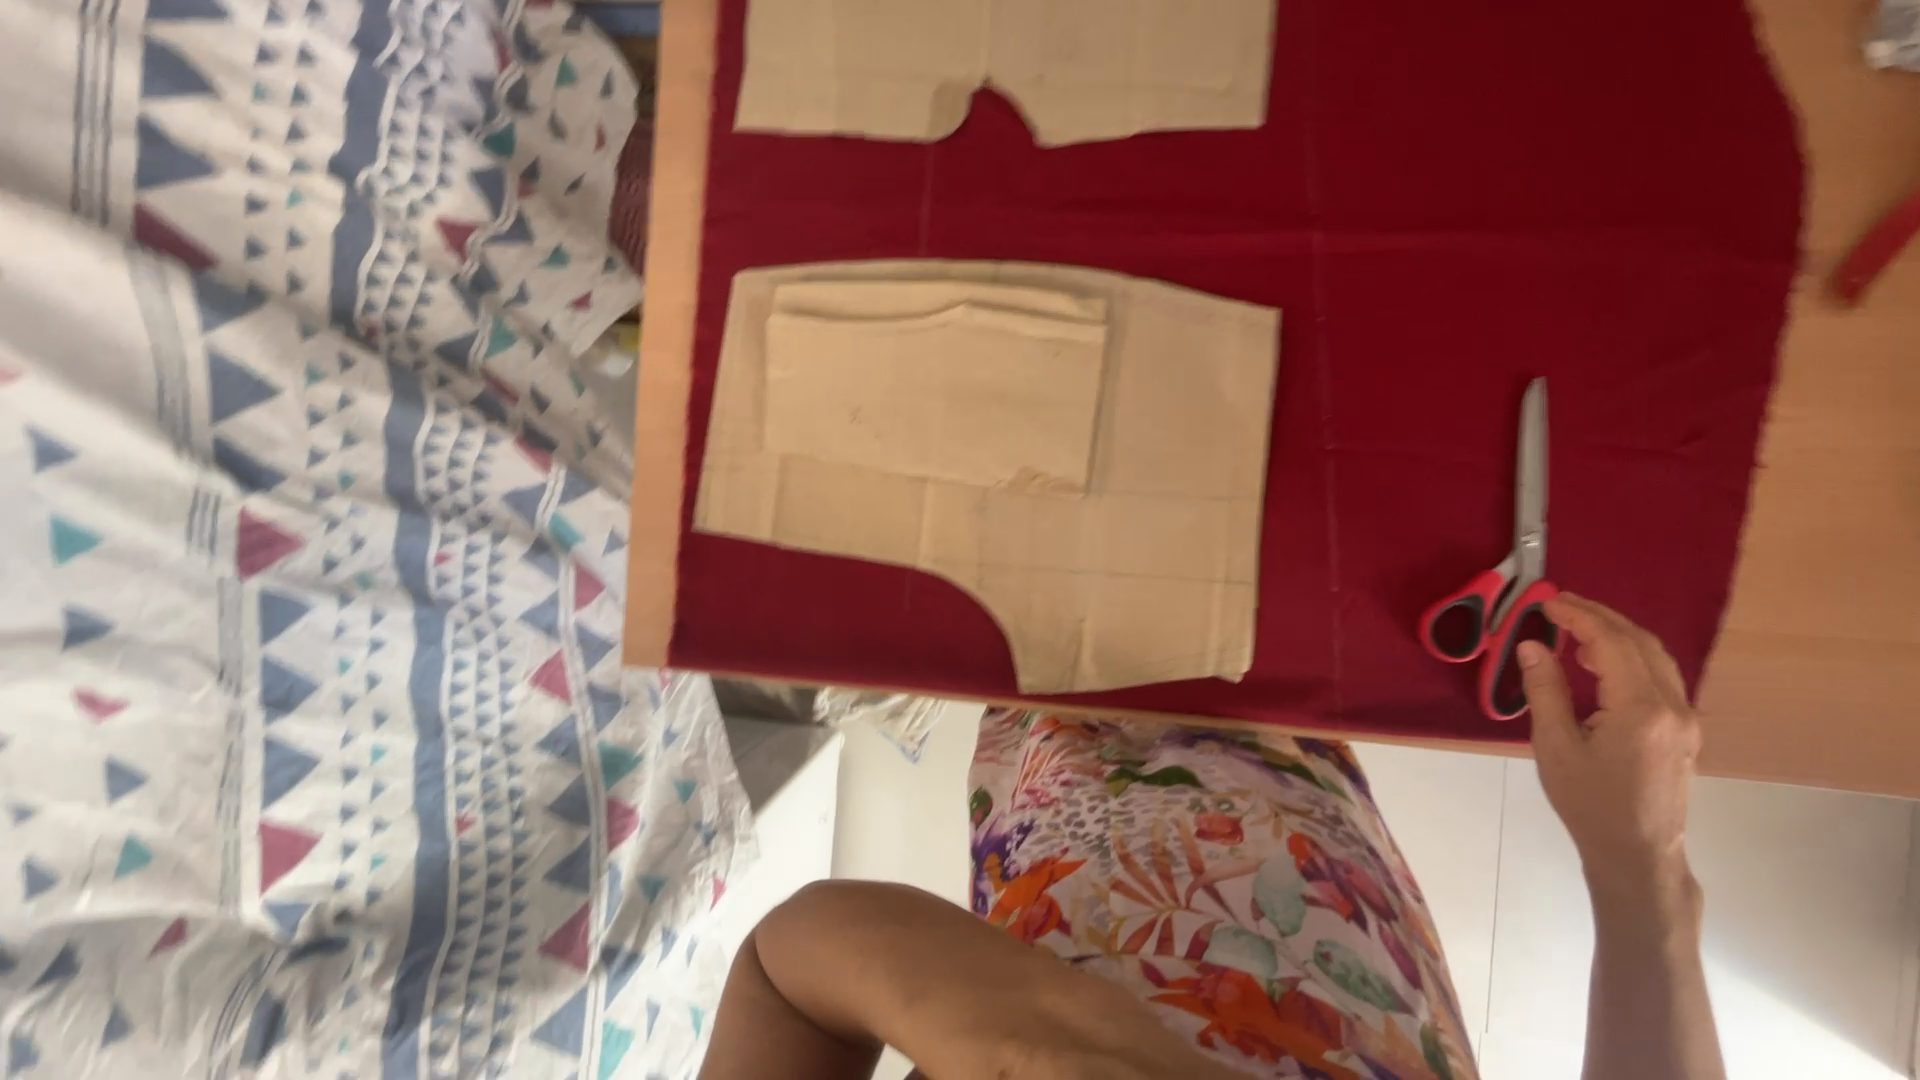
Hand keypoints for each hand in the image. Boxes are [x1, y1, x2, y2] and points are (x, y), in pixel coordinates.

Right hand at [1517, 593, 1702, 905]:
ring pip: (1655, 657)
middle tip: (1559, 603)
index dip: (1579, 617)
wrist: (1637, 850)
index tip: (1546, 602)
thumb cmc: (1589, 801)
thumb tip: (1533, 645)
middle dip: (1600, 617)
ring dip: (1616, 634)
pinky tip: (1599, 661)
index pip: (1612, 644)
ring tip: (1575, 626)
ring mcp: (1685, 718)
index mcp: (1641, 709)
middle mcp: (1673, 707)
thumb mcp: (1555, 745)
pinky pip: (1660, 676)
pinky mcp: (1684, 730)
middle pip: (1641, 643)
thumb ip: (1546, 690)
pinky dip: (1629, 656)